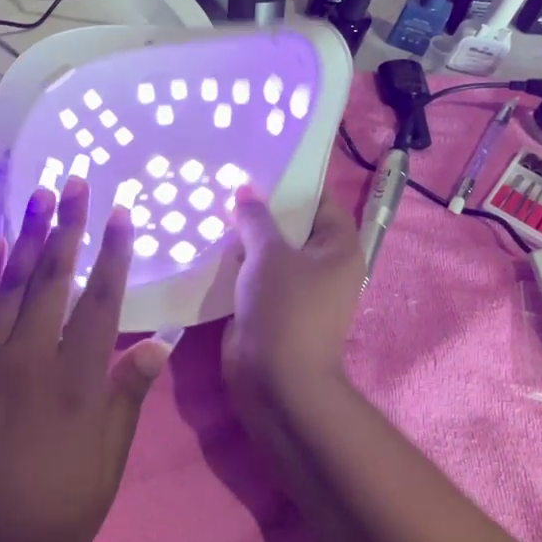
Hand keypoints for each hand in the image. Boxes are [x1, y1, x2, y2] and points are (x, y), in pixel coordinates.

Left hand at [0, 178, 173, 541]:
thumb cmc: (55, 512)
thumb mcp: (106, 462)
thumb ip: (126, 396)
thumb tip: (158, 344)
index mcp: (75, 379)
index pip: (99, 300)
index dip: (113, 253)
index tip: (121, 211)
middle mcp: (30, 356)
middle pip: (51, 277)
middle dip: (66, 225)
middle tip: (72, 179)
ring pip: (10, 284)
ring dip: (26, 236)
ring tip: (37, 195)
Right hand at [225, 185, 363, 395]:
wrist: (276, 381)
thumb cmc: (285, 309)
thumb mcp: (269, 255)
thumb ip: (255, 219)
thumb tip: (245, 190)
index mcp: (338, 247)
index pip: (318, 200)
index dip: (290, 181)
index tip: (257, 161)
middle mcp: (321, 264)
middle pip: (289, 225)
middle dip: (258, 206)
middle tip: (223, 177)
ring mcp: (293, 287)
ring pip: (266, 250)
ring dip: (240, 234)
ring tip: (207, 203)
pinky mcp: (267, 306)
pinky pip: (250, 274)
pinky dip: (232, 261)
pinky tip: (204, 241)